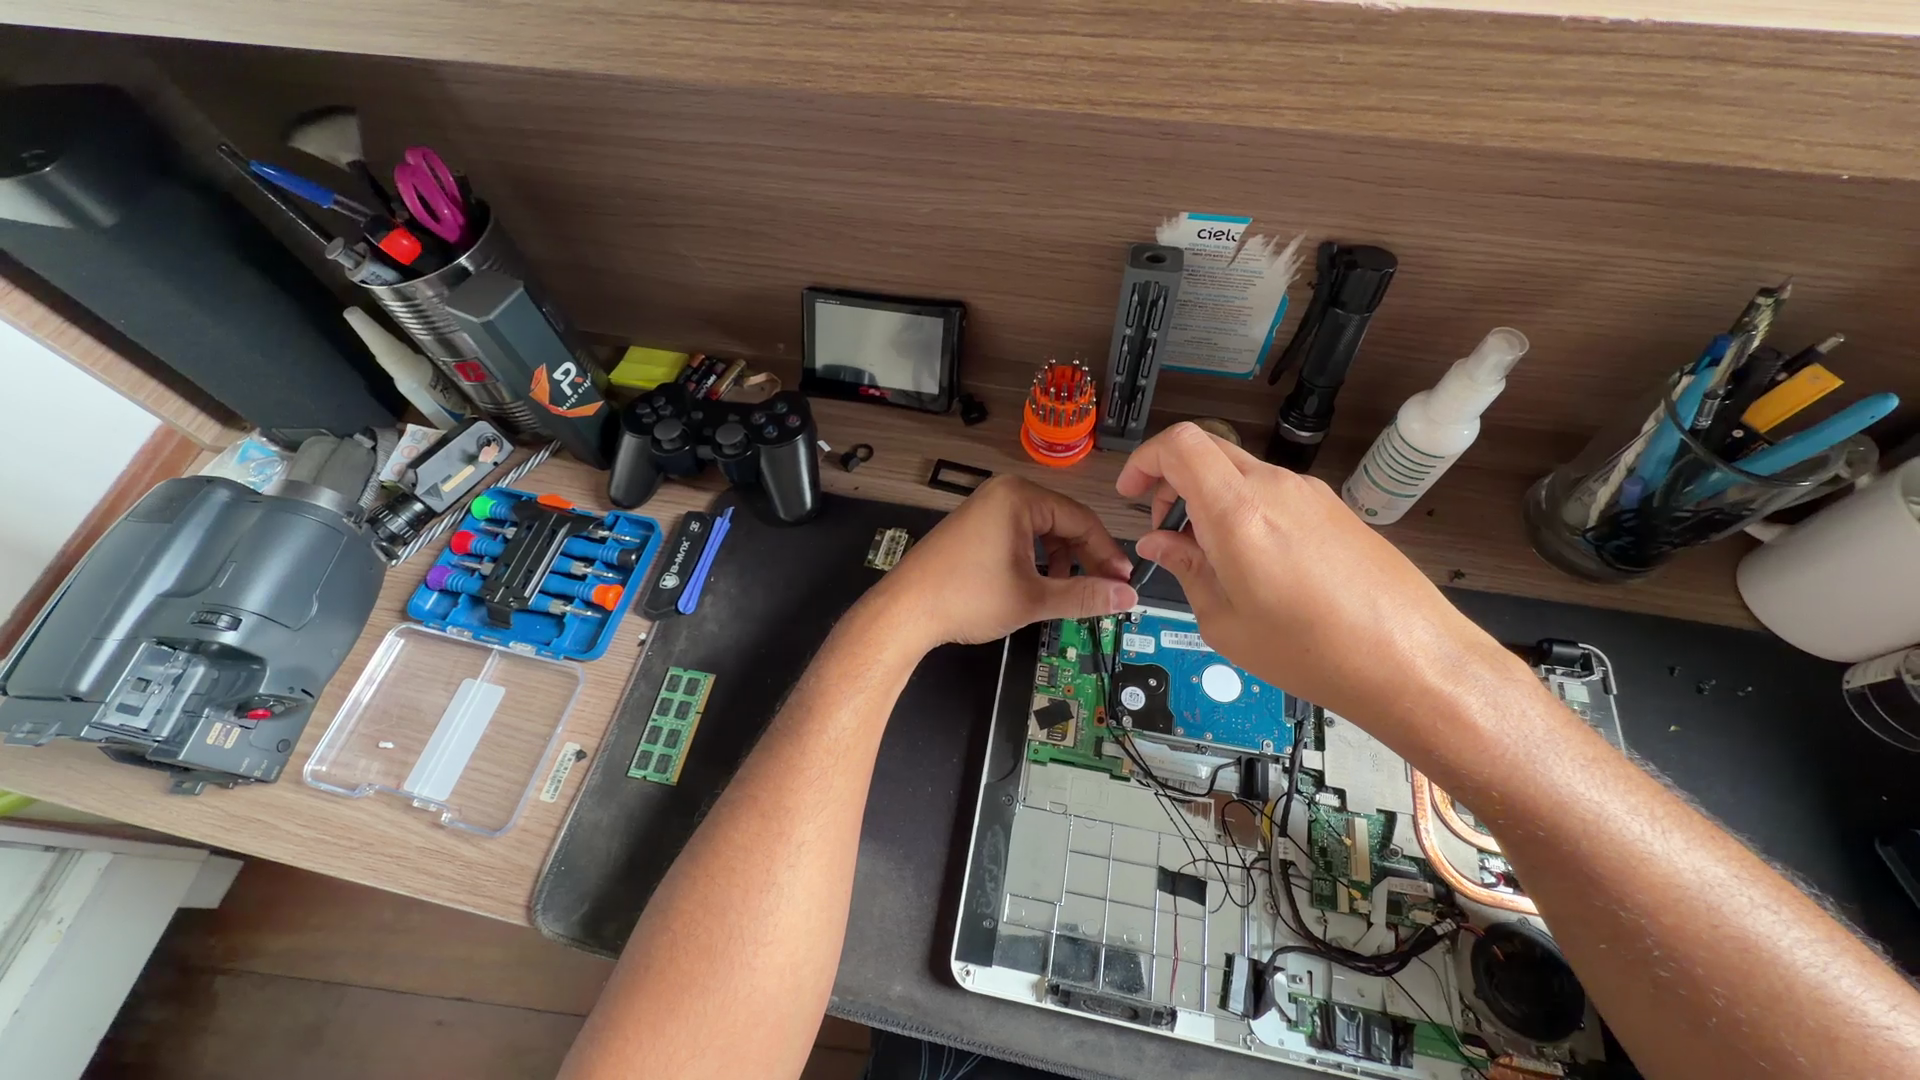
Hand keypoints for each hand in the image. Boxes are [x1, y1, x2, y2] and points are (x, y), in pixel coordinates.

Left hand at [864, 476, 1137, 650]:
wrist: (905, 611)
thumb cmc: (967, 598)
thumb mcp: (1033, 599)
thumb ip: (1084, 595)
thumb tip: (1128, 597)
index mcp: (1020, 497)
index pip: (1082, 519)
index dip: (1107, 553)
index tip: (1124, 582)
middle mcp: (1004, 492)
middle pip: (1063, 521)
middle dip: (1085, 557)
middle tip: (1104, 589)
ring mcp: (986, 506)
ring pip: (1043, 529)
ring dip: (1061, 558)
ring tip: (1067, 590)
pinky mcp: (975, 524)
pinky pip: (1020, 533)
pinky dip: (1036, 557)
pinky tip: (1038, 582)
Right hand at [1116, 423, 1524, 724]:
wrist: (1410, 660)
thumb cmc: (1313, 651)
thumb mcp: (1224, 621)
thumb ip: (1185, 569)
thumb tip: (1160, 543)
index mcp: (1237, 512)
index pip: (1179, 445)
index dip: (1144, 461)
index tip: (1133, 494)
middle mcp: (1274, 488)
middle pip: (1207, 450)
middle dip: (1172, 480)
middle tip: (1165, 528)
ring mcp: (1309, 494)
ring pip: (1240, 471)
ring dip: (1209, 497)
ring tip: (1208, 555)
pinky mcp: (1333, 509)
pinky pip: (1273, 491)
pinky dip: (1244, 508)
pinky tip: (1251, 561)